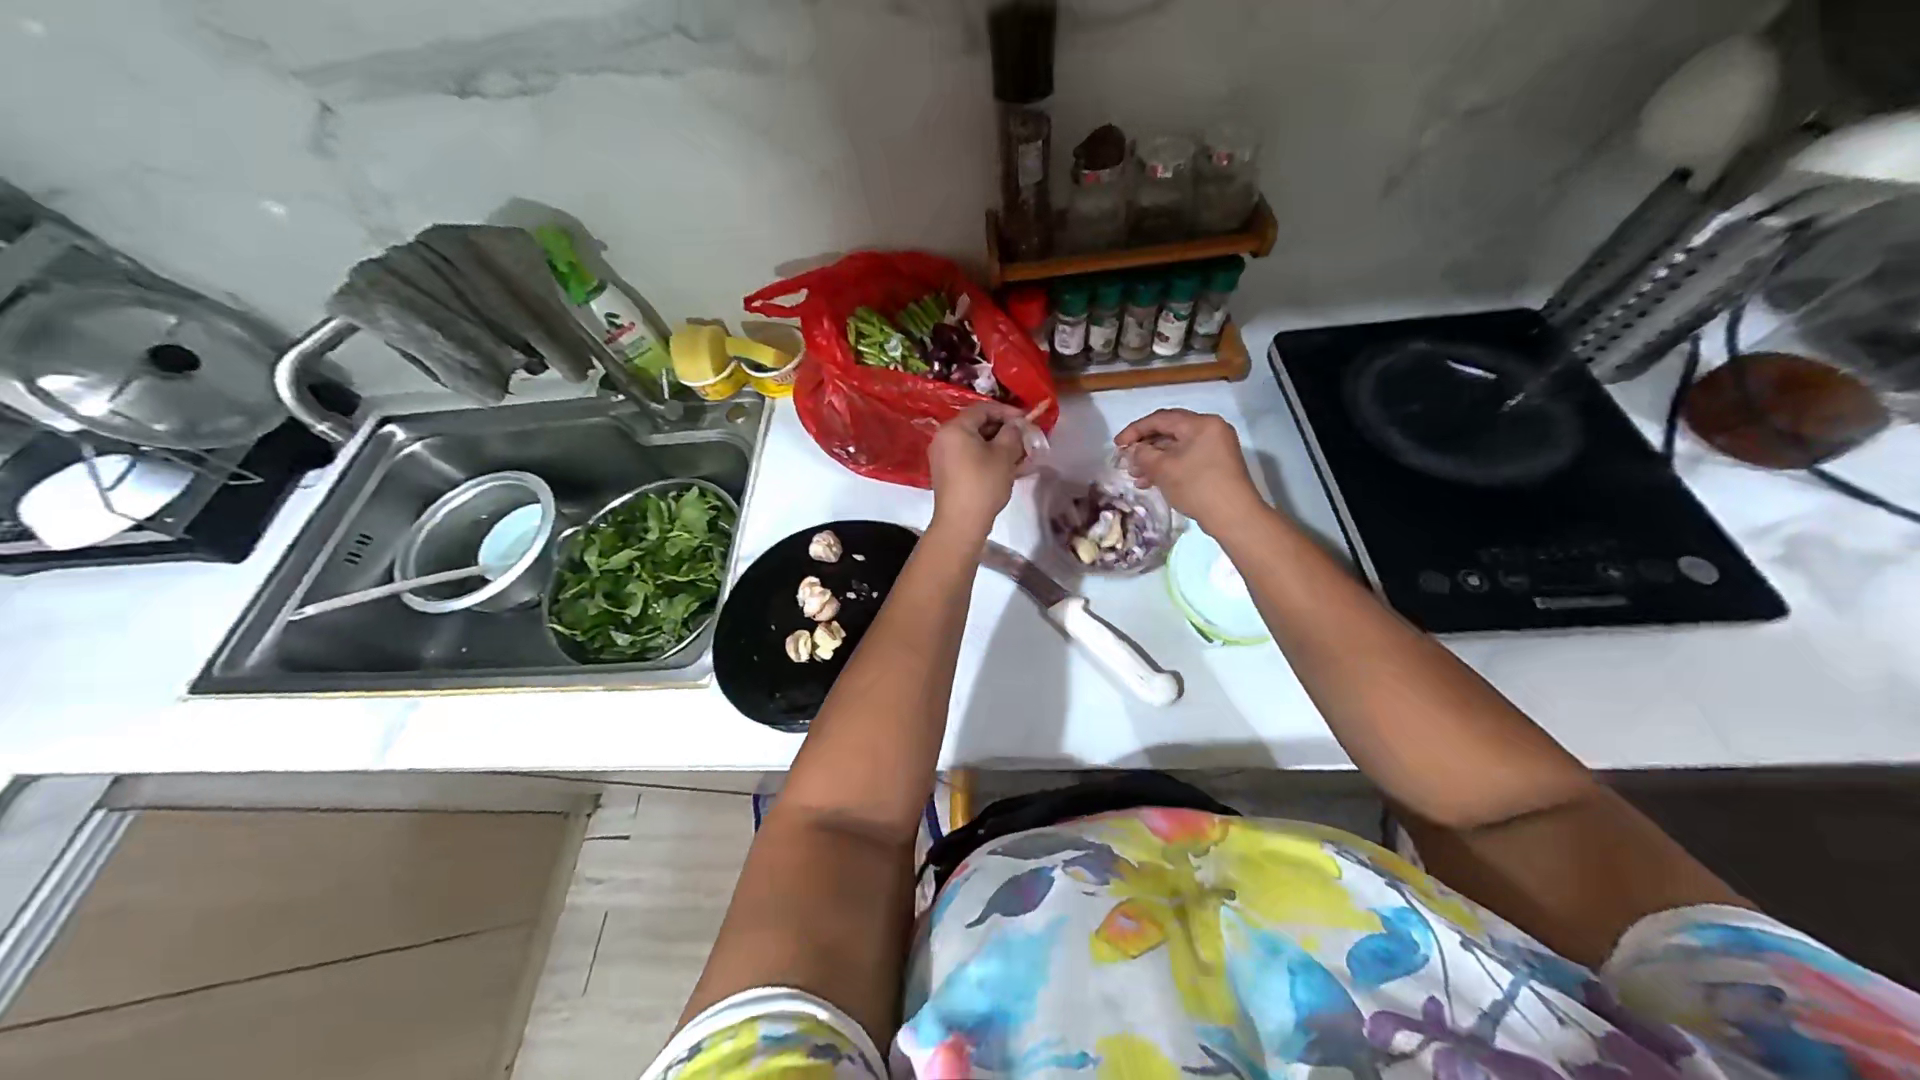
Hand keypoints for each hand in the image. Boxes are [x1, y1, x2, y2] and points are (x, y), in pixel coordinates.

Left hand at [929, 403, 1028, 534]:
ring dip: (997, 444)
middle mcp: (943, 437)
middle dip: (1003, 430)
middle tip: (1024, 439)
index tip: (1027, 421)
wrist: (961, 523)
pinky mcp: (945, 471)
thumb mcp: (1004, 455)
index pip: (983, 409)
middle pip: (977, 424)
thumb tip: (1016, 425)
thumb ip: (1012, 433)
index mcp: (955, 428)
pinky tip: (1004, 466)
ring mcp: (942, 455)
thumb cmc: (983, 484)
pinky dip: (986, 456)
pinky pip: (968, 455)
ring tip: (1018, 454)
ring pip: (974, 442)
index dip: (1007, 412)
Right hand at [1115, 409, 1263, 528]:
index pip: (1161, 419)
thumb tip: (1134, 450)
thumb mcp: (1163, 469)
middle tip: (1126, 459)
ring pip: (1177, 447)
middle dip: (1144, 446)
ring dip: (1154, 459)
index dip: (1135, 430)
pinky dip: (1168, 466)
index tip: (1117, 444)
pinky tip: (1151, 481)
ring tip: (1135, 476)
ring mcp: (1216, 447)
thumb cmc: (1197, 486)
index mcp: (1200, 424)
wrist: (1234, 516)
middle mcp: (1210, 429)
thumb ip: (1143, 454)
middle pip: (1169, 431)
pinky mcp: (1217, 464)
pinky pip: (1186, 458)